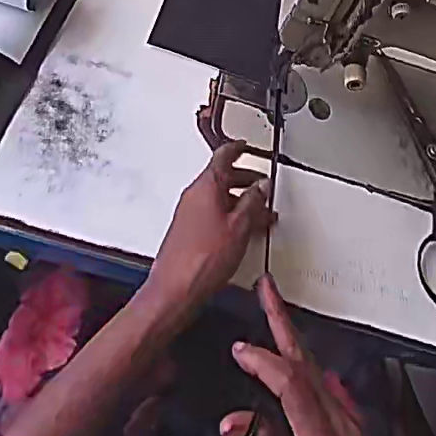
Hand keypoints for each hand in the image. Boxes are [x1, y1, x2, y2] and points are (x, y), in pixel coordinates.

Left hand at [141, 140, 270, 319]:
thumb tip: (261, 186)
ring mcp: (189, 212)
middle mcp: (194, 194)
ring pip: (218, 196)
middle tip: (260, 183)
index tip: (244, 145)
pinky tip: (241, 230)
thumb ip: (253, 202)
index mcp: (206, 186)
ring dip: (238, 200)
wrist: (175, 290)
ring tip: (258, 212)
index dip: (237, 148)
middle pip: (221, 176)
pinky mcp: (187, 229)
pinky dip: (228, 214)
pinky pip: (211, 212)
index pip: (223, 156)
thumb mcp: (240, 227)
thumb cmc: (201, 260)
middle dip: (243, 178)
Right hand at [220, 276, 363, 435]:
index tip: (240, 348)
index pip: (290, 380)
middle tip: (266, 288)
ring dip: (293, 337)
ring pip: (320, 368)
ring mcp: (353, 425)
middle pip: (308, 359)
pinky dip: (309, 364)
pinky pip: (331, 385)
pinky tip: (301, 354)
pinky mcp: (357, 430)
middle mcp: (342, 425)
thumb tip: (232, 422)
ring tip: (276, 314)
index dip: (262, 358)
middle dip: (283, 318)